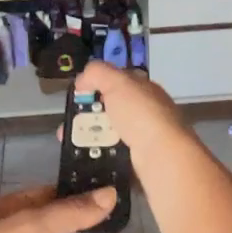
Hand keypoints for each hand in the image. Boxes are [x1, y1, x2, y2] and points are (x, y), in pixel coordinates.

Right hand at [73, 61, 188, 150]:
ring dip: (90, 135)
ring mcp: (144, 137)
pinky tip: (87, 155)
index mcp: (145, 89)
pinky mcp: (138, 159)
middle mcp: (147, 111)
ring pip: (110, 133)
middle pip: (112, 108)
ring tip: (71, 141)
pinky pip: (113, 154)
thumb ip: (98, 73)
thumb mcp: (117, 82)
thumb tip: (82, 79)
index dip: (98, 83)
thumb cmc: (140, 113)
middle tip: (70, 122)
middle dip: (89, 114)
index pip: (119, 81)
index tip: (79, 93)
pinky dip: (99, 153)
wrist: (161, 155)